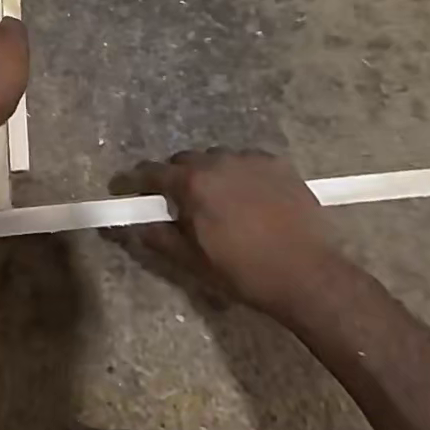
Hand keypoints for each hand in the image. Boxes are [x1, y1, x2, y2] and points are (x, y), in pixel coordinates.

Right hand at [114, 149, 348, 319]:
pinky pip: (246, 162)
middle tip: (178, 202)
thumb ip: (160, 237)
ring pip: (217, 159)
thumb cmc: (244, 272)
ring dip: (209, 174)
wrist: (307, 272)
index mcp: (193, 184)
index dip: (133, 180)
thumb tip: (135, 225)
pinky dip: (239, 174)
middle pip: (185, 160)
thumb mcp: (194, 262)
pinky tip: (249, 198)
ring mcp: (250, 158)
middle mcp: (218, 161)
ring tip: (218, 201)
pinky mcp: (276, 162)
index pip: (152, 173)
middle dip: (175, 177)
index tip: (122, 187)